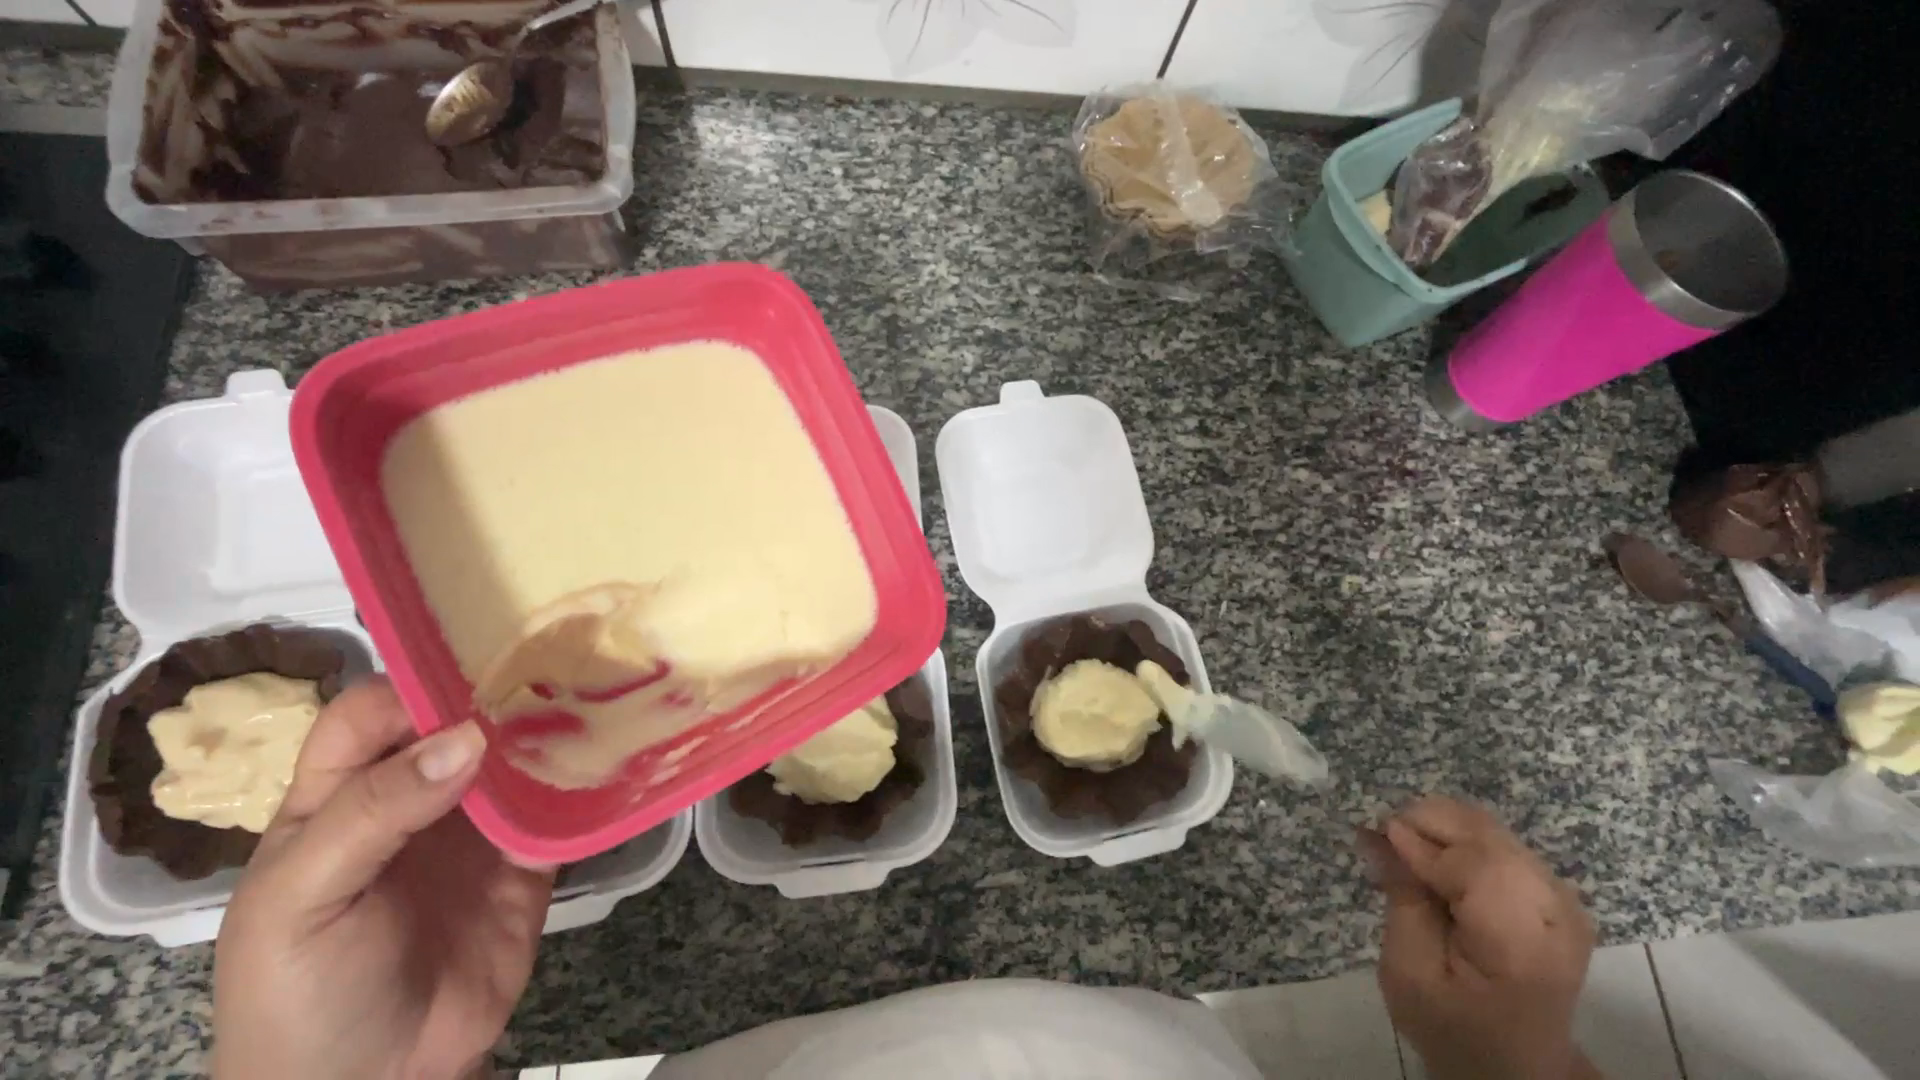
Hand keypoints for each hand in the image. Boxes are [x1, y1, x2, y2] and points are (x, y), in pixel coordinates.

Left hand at [213, 676, 554, 1079]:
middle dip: (495, 692)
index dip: (412, 688)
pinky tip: (614, 752)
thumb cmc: (301, 990)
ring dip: (547, 728)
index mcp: (340, 797)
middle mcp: (414, 798)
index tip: (471, 667)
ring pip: (513, 758)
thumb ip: (374, 813)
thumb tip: (468, 736)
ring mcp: (476, 829)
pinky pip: (559, 809)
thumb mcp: (302, 900)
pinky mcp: (529, 860)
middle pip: (454, 724)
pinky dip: (584, 781)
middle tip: (554, 658)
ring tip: (594, 691)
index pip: (370, 715)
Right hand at [1368, 797, 1599, 1079]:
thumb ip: (1402, 899)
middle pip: (1484, 834)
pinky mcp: (1553, 891)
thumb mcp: (1409, 973)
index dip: (1418, 841)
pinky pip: (1497, 841)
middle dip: (1425, 824)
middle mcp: (1555, 910)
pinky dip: (1456, 840)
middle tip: (1379, 839)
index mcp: (1523, 944)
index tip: (1369, 835)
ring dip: (1438, 830)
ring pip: (1488, 828)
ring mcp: (1561, 897)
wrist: (1515, 1062)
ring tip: (1401, 853)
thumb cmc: (1454, 1026)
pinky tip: (1432, 864)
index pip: (1473, 862)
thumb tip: (1380, 833)